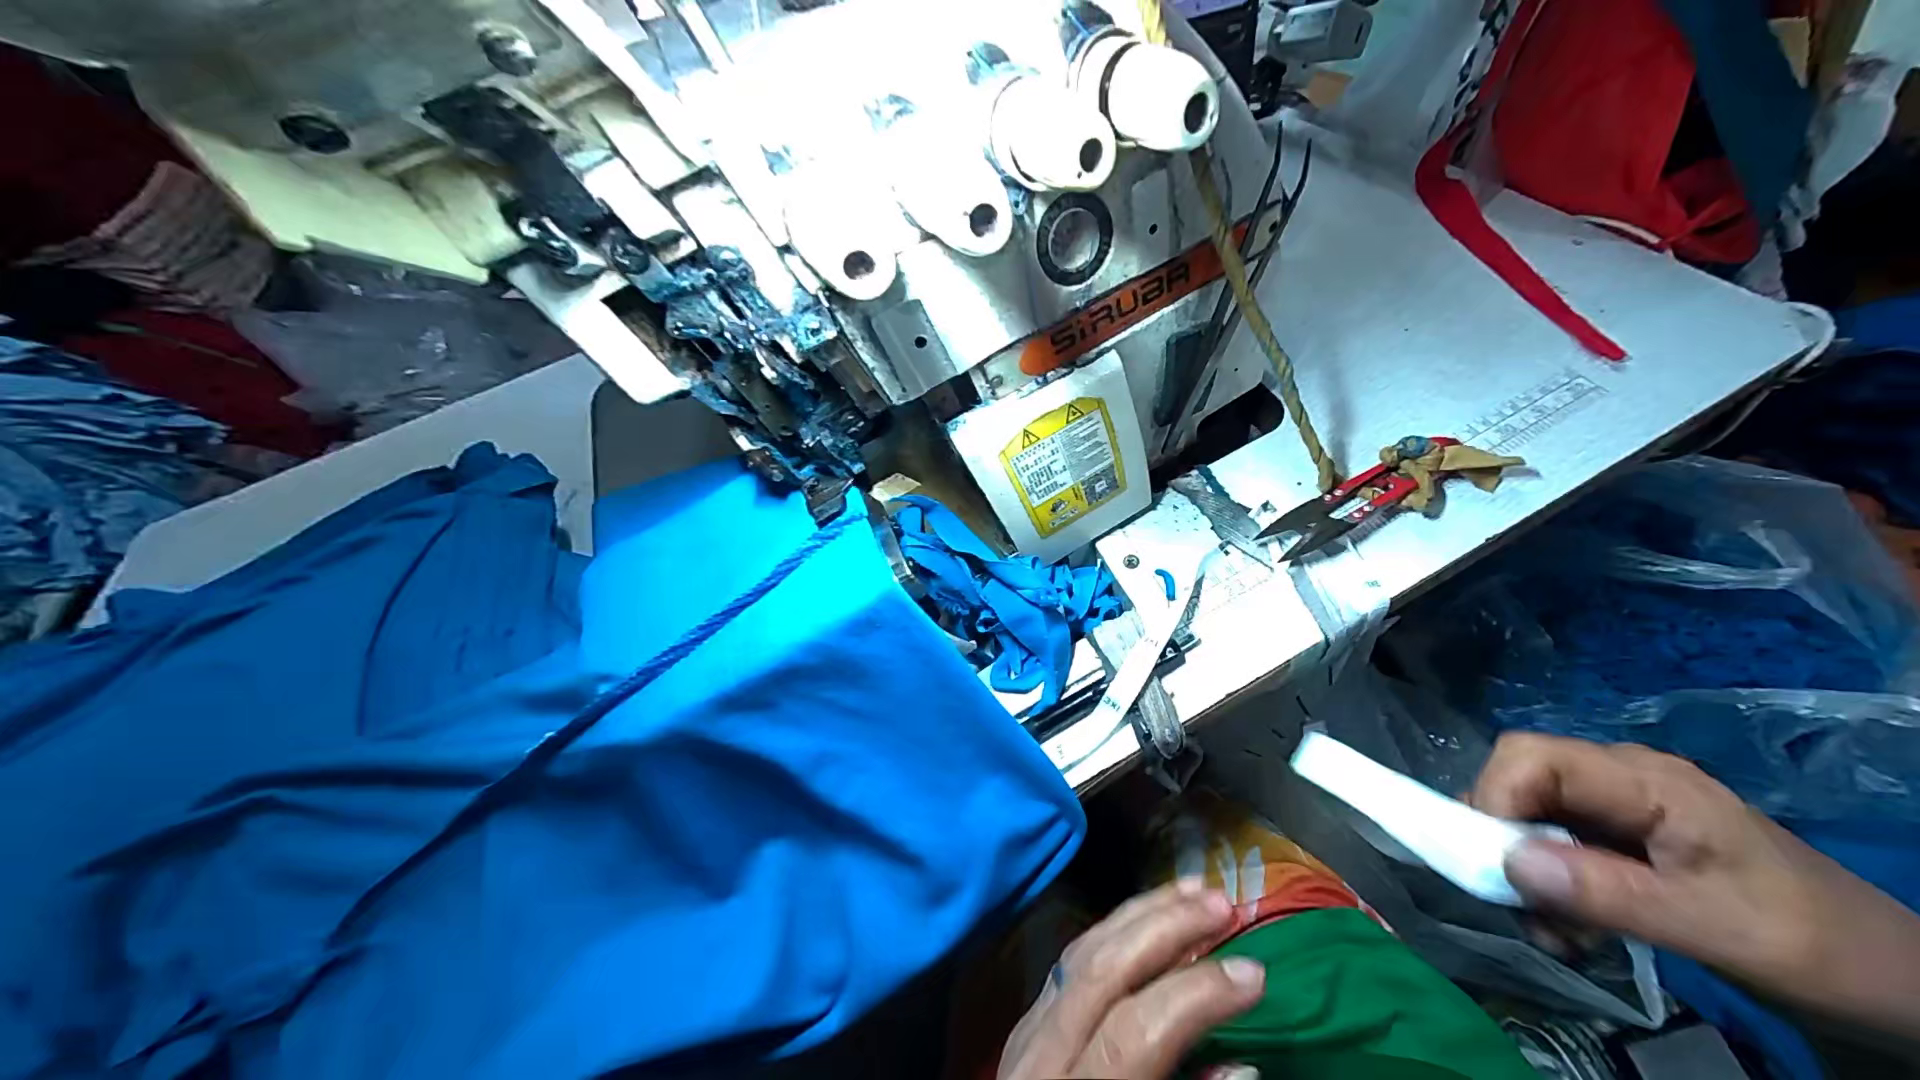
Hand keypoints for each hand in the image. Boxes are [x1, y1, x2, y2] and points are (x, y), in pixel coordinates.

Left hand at [998, 880, 1266, 1079]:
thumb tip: (1242, 1068)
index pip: (1133, 1032)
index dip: (1195, 997)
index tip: (1254, 972)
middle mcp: (1040, 1054)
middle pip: (1099, 969)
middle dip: (1164, 929)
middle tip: (1222, 904)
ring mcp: (1027, 1031)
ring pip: (1080, 950)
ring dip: (1141, 915)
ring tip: (1191, 891)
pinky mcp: (1027, 1022)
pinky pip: (1072, 960)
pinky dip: (1115, 930)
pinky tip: (1146, 917)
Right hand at [1473, 733, 1919, 1038]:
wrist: (1892, 983)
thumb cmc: (1812, 943)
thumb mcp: (1713, 926)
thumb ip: (1607, 892)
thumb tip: (1505, 864)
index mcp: (1646, 780)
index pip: (1531, 756)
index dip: (1494, 795)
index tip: (1494, 861)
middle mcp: (1621, 779)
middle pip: (1521, 780)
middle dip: (1504, 839)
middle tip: (1522, 905)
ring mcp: (1619, 806)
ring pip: (1529, 813)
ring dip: (1523, 870)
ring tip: (1553, 929)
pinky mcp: (1619, 836)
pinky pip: (1553, 841)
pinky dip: (1546, 882)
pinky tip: (1571, 924)